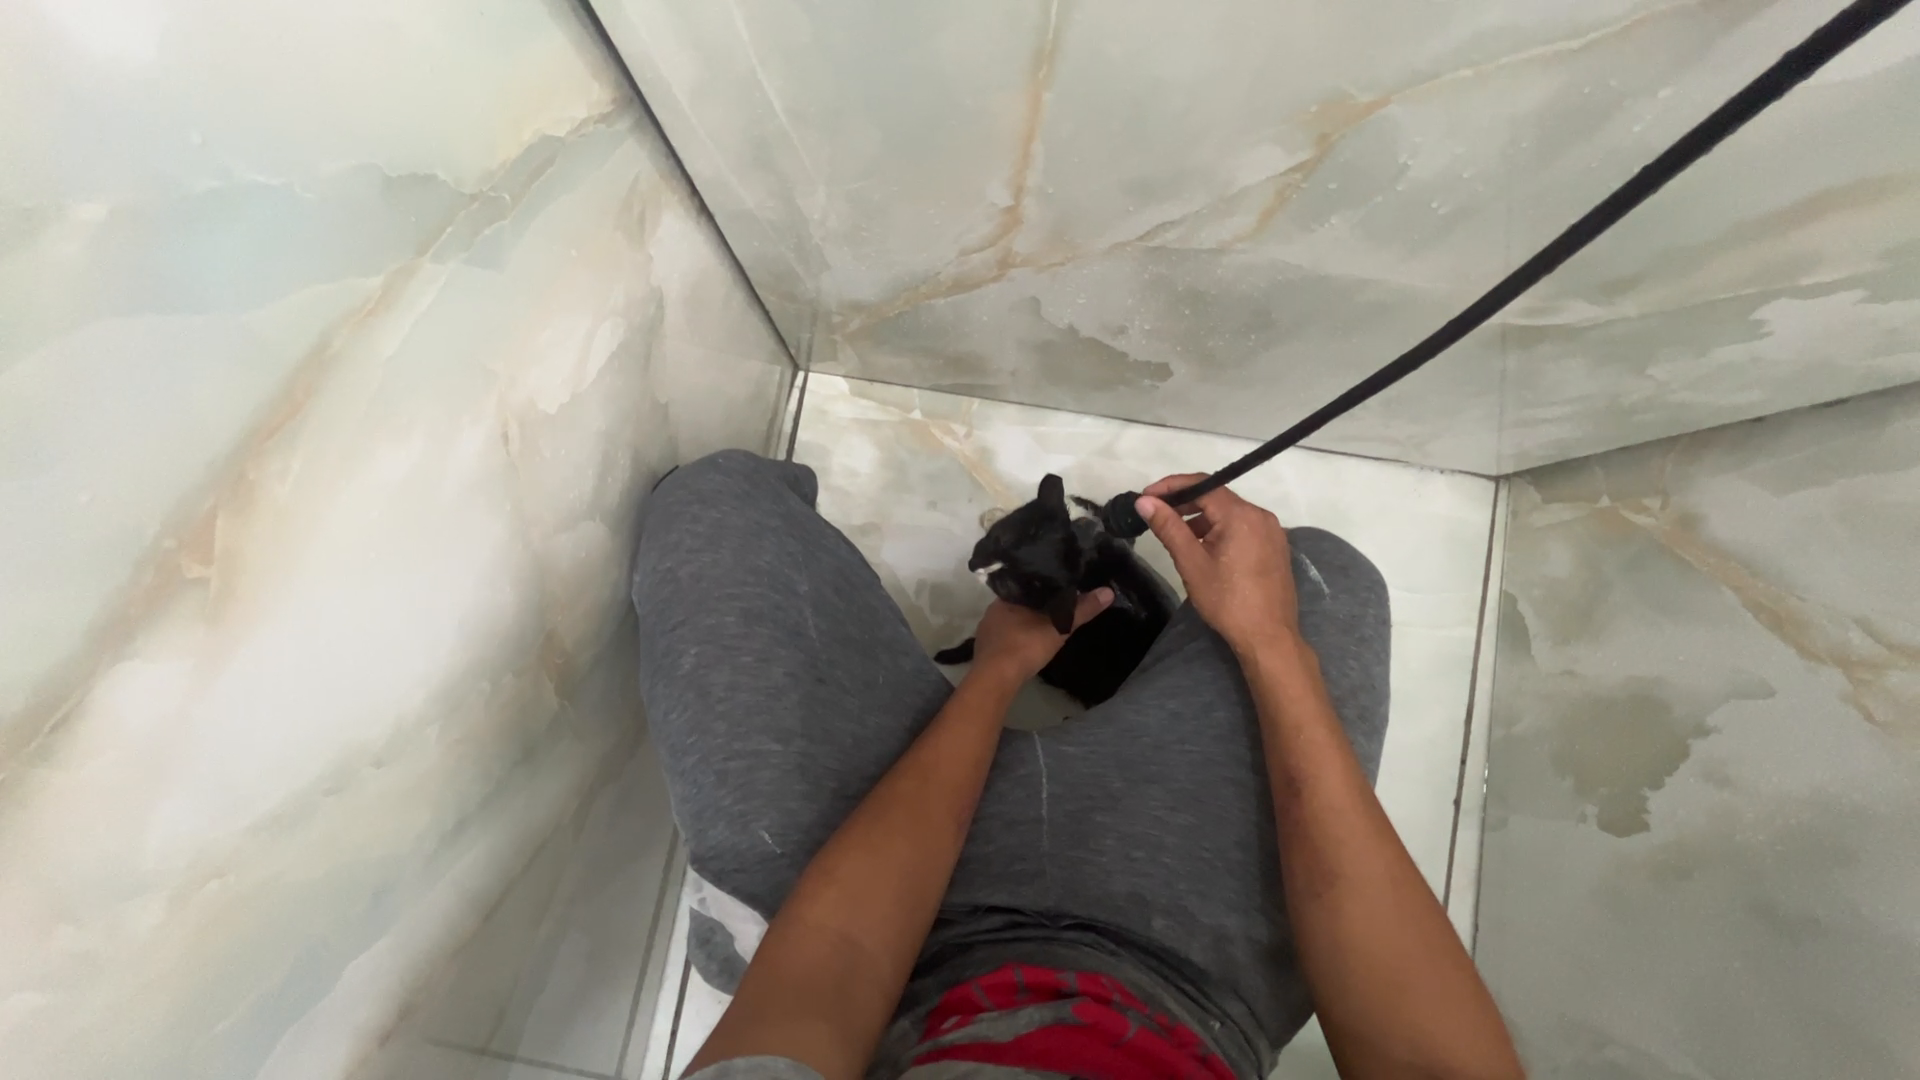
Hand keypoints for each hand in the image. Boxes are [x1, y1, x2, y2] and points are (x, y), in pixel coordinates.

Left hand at [968, 591, 1112, 684]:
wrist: (995, 679)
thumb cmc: (1025, 646)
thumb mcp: (1059, 627)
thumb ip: (1082, 610)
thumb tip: (1108, 591)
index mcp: (1005, 599)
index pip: (1027, 586)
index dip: (1043, 588)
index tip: (1059, 590)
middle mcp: (992, 611)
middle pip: (1018, 605)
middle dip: (1035, 608)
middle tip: (1056, 610)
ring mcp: (986, 632)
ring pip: (1010, 623)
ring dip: (1025, 625)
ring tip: (1044, 627)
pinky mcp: (985, 651)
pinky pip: (1004, 639)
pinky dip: (1016, 641)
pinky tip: (1027, 646)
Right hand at [1135, 474, 1299, 654]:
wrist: (1268, 636)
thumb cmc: (1226, 600)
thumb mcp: (1191, 563)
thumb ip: (1168, 527)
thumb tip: (1144, 501)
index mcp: (1241, 515)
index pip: (1202, 484)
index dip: (1171, 486)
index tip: (1146, 496)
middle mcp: (1260, 515)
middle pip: (1217, 496)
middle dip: (1184, 502)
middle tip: (1156, 515)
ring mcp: (1272, 531)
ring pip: (1229, 512)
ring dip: (1201, 517)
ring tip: (1177, 535)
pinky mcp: (1275, 546)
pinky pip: (1242, 526)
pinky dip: (1219, 529)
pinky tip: (1203, 548)